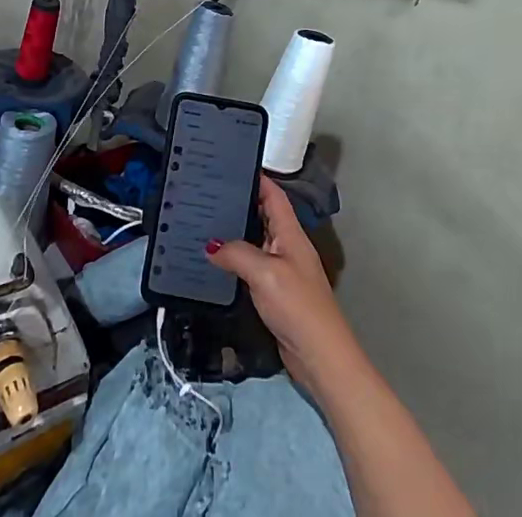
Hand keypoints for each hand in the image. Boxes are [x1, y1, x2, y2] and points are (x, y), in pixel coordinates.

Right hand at [207, 174, 359, 389]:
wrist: (321, 358)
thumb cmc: (298, 307)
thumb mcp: (265, 273)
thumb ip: (236, 252)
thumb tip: (210, 245)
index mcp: (292, 236)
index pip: (274, 197)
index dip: (256, 178)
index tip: (228, 163)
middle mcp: (287, 248)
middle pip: (262, 214)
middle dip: (238, 200)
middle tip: (204, 189)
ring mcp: (281, 270)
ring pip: (253, 239)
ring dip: (232, 228)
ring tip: (200, 217)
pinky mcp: (273, 290)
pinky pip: (249, 263)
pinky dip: (231, 255)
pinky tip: (212, 256)